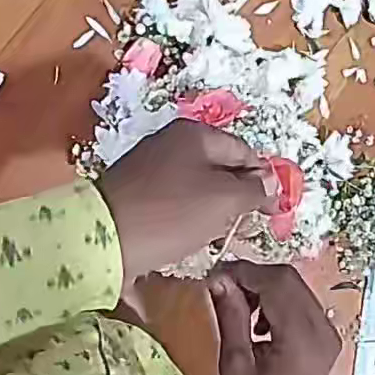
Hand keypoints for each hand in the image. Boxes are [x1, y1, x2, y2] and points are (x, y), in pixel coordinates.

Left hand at [97, 121, 280, 278]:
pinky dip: (189, 217)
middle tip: (244, 226)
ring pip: (199, 187)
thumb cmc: (171, 213)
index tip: (272, 211)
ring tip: (217, 236)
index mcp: (196, 134)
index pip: (245, 152)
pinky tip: (190, 238)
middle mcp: (172, 143)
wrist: (101, 240)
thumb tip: (271, 182)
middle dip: (238, 197)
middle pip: (222, 168)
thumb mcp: (224, 199)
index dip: (264, 180)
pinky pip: (176, 201)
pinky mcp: (137, 193)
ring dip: (215, 210)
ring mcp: (151, 167)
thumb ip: (254, 189)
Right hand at [207, 261, 341, 374]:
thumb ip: (230, 316)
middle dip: (254, 276)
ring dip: (265, 286)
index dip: (244, 272)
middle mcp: (322, 330)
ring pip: (296, 287)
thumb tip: (219, 278)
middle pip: (289, 280)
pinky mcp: (326, 334)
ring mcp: (328, 331)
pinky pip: (302, 302)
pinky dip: (278, 299)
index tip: (215, 274)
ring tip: (238, 305)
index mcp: (301, 340)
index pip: (276, 284)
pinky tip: (258, 320)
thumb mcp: (234, 364)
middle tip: (222, 286)